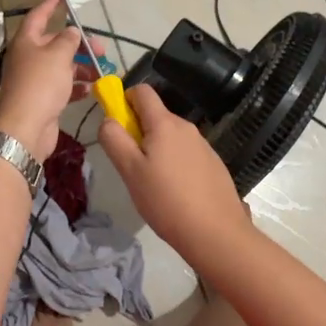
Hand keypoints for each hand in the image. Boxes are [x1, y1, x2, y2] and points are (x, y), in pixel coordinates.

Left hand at [0, 0, 95, 162]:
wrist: (26, 128)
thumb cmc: (41, 84)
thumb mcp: (58, 55)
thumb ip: (68, 39)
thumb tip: (71, 31)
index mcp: (26, 41)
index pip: (37, 16)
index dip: (49, 5)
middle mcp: (27, 57)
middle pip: (54, 43)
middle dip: (78, 44)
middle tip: (100, 48)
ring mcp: (33, 79)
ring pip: (60, 66)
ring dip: (80, 67)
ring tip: (100, 72)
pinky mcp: (41, 99)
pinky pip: (61, 87)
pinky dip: (75, 86)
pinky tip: (90, 89)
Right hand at [98, 84, 257, 262]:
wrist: (217, 234)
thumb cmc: (167, 201)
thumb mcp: (130, 171)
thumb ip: (114, 139)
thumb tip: (108, 118)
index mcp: (164, 123)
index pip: (142, 91)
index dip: (125, 100)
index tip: (119, 127)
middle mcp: (186, 127)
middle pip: (156, 116)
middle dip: (140, 132)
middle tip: (133, 166)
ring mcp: (203, 145)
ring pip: (171, 137)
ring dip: (158, 150)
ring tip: (154, 185)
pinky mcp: (214, 164)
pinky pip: (187, 153)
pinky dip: (176, 164)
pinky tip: (177, 193)